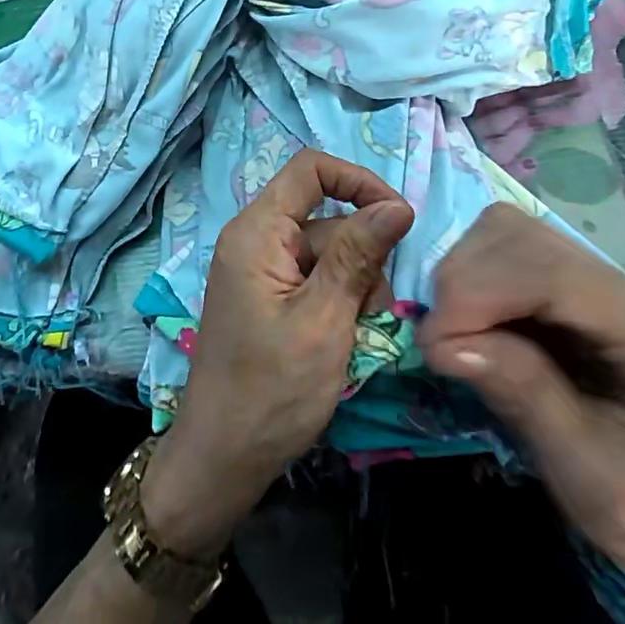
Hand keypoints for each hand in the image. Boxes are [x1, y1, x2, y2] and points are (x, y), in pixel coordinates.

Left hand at [142, 149, 414, 558]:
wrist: (224, 453)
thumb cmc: (271, 390)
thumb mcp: (324, 320)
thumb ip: (358, 256)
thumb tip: (398, 204)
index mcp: (256, 232)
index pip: (310, 170)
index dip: (358, 181)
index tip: (399, 219)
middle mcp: (255, 241)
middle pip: (326, 218)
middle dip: (362, 257)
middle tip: (369, 312)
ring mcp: (261, 271)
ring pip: (329, 253)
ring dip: (355, 287)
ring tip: (352, 335)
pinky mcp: (270, 298)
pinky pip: (317, 280)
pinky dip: (339, 303)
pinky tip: (342, 341)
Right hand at [418, 204, 624, 623]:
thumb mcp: (601, 485)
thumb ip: (529, 403)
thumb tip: (442, 344)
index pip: (554, 275)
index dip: (479, 294)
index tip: (433, 344)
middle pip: (524, 238)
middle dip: (465, 281)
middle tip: (441, 343)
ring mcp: (605, 289)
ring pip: (510, 235)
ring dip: (464, 275)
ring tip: (454, 334)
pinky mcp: (578, 296)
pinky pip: (509, 257)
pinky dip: (473, 280)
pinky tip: (472, 326)